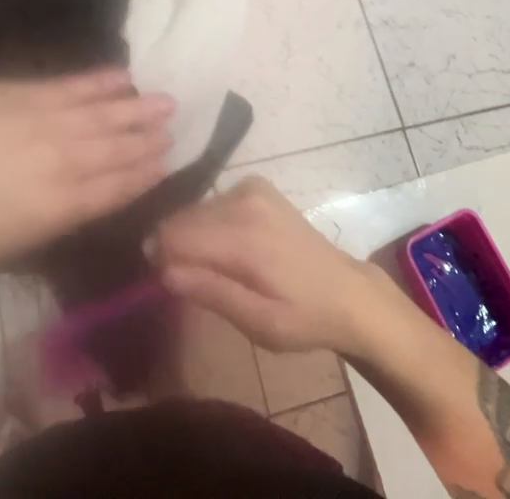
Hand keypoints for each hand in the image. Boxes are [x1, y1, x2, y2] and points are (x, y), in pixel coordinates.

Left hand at [0, 70, 174, 274]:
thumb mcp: (7, 242)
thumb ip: (50, 216)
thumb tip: (77, 196)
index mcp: (60, 208)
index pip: (116, 187)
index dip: (145, 173)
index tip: (168, 161)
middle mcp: (62, 164)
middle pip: (116, 148)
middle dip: (148, 138)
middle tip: (174, 127)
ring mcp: (40, 124)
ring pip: (101, 114)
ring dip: (135, 108)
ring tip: (164, 101)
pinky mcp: (16, 95)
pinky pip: (68, 86)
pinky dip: (97, 82)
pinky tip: (121, 75)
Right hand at [151, 177, 408, 356]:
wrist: (348, 292)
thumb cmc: (304, 316)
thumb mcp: (260, 323)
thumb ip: (212, 293)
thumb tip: (164, 272)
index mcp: (245, 237)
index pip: (173, 235)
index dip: (161, 261)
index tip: (171, 285)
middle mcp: (244, 201)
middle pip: (180, 220)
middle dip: (177, 249)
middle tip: (197, 282)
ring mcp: (251, 188)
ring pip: (194, 210)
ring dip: (195, 237)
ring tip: (218, 267)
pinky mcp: (256, 185)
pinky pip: (212, 203)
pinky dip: (211, 224)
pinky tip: (231, 247)